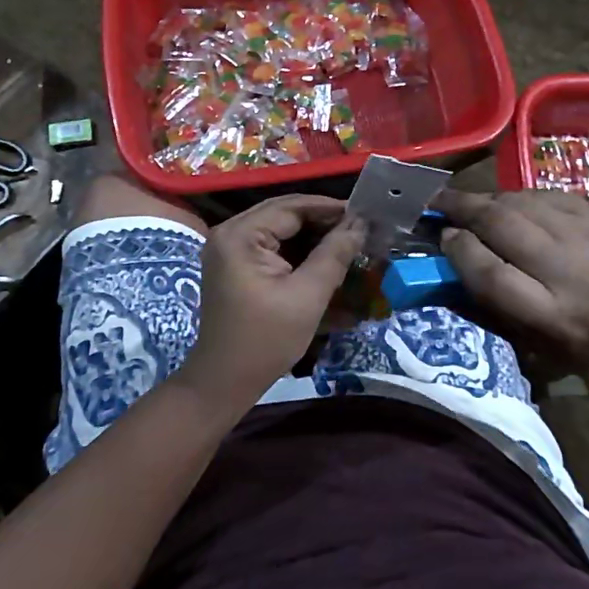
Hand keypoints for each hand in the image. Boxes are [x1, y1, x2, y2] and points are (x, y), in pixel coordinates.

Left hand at [182, 195, 366, 408]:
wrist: (225, 381)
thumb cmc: (266, 339)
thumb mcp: (307, 296)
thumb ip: (334, 255)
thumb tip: (360, 224)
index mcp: (240, 235)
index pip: (291, 207)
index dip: (329, 209)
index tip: (364, 214)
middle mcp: (229, 233)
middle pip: (284, 215)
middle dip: (322, 221)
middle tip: (359, 228)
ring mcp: (229, 249)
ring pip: (279, 230)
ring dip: (312, 236)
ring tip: (348, 241)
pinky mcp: (234, 265)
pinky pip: (271, 247)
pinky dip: (297, 251)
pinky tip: (324, 257)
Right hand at [436, 189, 588, 371]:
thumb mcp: (542, 345)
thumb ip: (497, 306)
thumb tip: (454, 261)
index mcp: (553, 315)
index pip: (491, 274)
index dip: (459, 251)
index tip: (442, 239)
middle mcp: (568, 270)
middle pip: (500, 225)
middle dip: (460, 210)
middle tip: (436, 205)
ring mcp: (585, 235)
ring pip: (518, 203)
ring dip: (483, 200)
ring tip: (464, 203)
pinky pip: (540, 195)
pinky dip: (513, 197)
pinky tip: (504, 204)